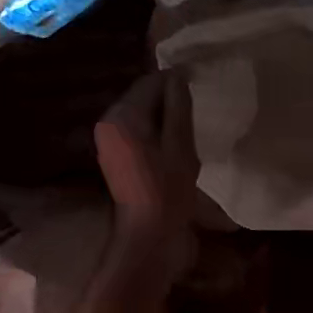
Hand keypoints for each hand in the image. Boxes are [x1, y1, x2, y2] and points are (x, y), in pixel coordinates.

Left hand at [94, 72, 197, 280]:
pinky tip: (177, 144)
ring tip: (191, 128)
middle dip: (170, 99)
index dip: (177, 80)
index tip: (202, 83)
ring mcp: (109, 141)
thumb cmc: (168, 191)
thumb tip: (178, 74)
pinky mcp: (116, 156)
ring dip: (166, 116)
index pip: (151, 82)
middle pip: (144, 96)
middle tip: (200, 109)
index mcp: (122, 116)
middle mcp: (109, 123)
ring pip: (142, 113)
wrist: (149, 238)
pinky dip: (157, 131)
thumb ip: (179, 106)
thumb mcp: (180, 145)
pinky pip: (139, 131)